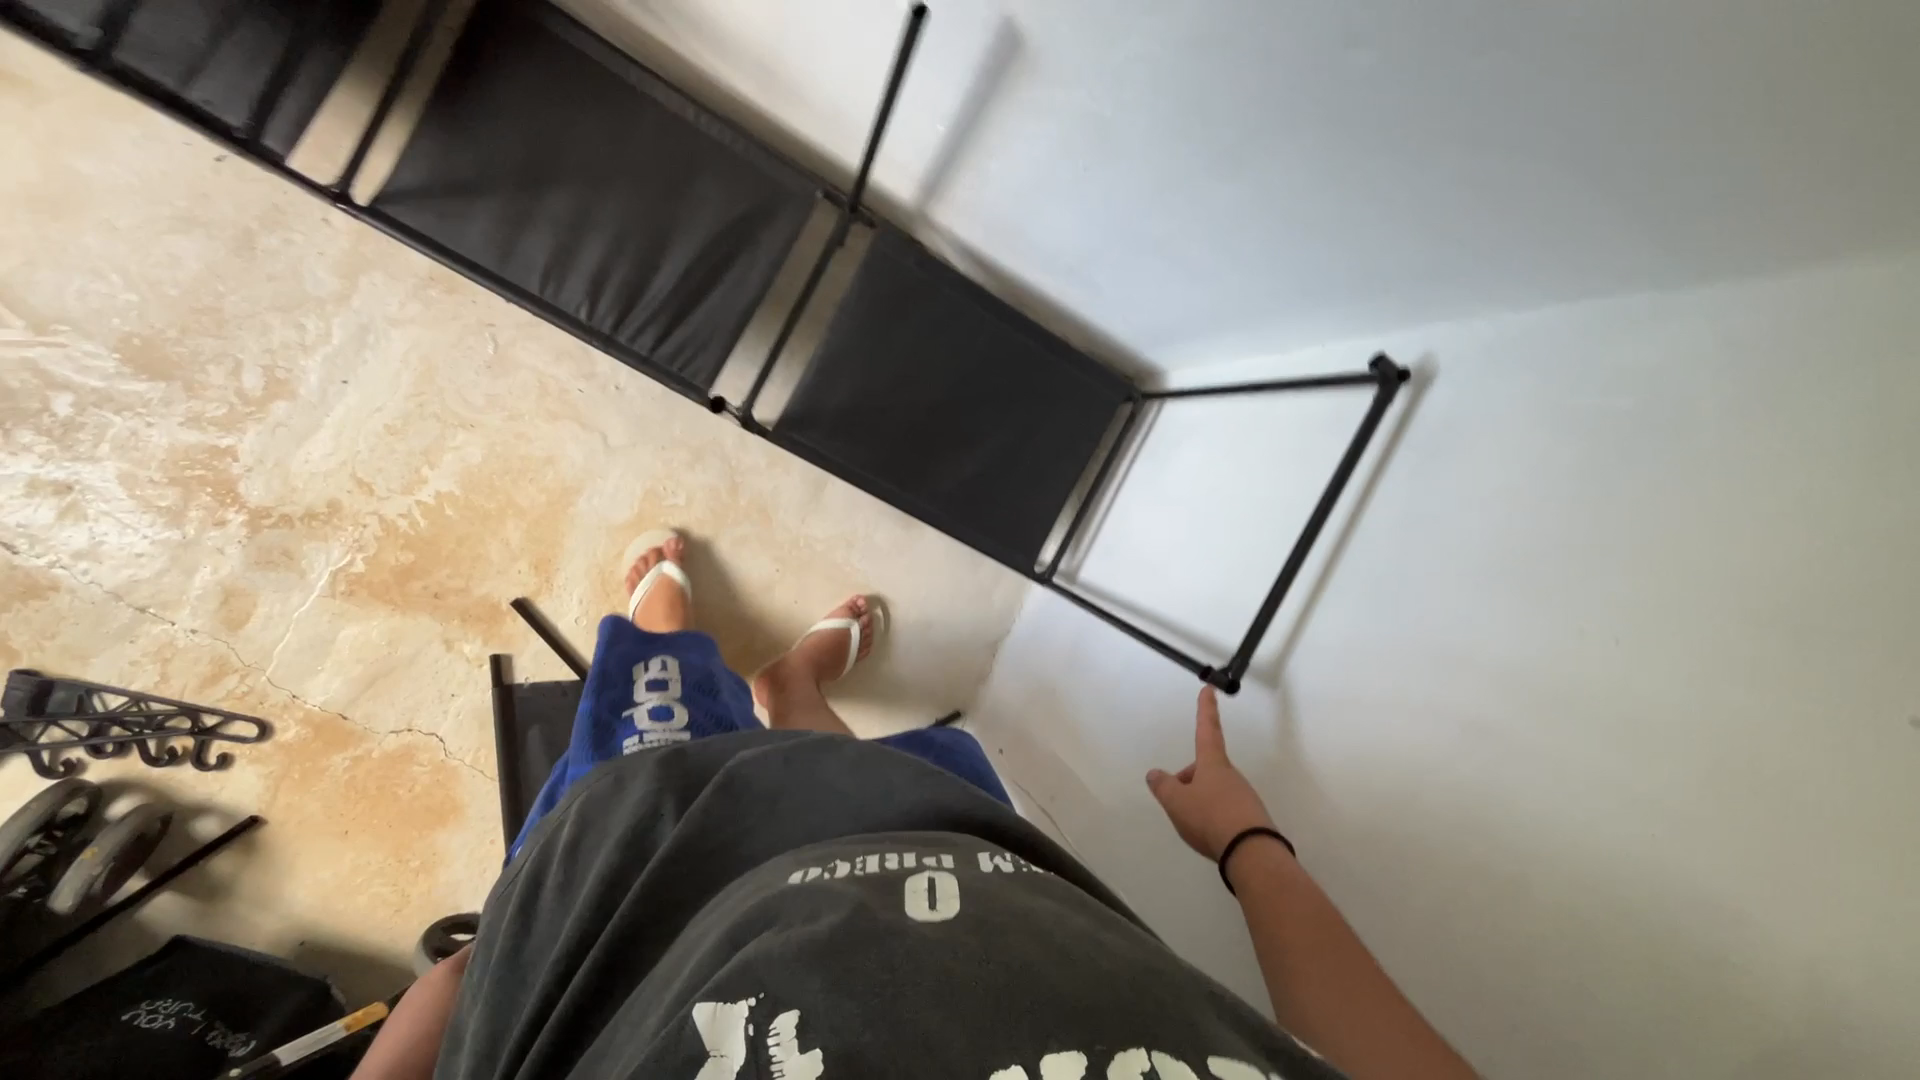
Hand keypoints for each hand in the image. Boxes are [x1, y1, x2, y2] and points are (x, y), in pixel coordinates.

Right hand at [1146, 687, 1276, 860]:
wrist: (1252, 852)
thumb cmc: (1209, 817)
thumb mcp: (1176, 802)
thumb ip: (1163, 786)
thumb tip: (1155, 774)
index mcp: (1212, 764)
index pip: (1206, 730)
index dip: (1205, 709)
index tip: (1209, 688)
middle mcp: (1231, 775)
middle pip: (1205, 768)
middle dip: (1189, 780)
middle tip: (1176, 802)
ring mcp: (1244, 796)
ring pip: (1214, 791)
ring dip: (1200, 800)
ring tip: (1192, 825)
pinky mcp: (1252, 818)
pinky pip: (1225, 810)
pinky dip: (1213, 817)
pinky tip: (1210, 835)